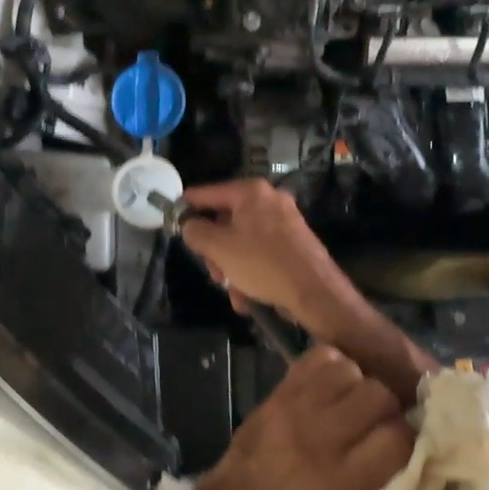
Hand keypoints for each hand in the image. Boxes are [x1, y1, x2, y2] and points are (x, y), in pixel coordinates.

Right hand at [179, 178, 354, 325]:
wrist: (316, 291)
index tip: (173, 218)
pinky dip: (252, 272)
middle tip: (215, 273)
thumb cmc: (262, 263)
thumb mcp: (219, 248)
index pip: (207, 193)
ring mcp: (286, 221)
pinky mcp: (295, 243)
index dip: (187, 206)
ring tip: (235, 293)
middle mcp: (270, 200)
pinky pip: (262, 253)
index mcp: (251, 192)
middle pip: (226, 221)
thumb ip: (196, 232)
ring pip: (243, 242)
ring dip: (233, 268)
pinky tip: (249, 297)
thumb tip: (189, 225)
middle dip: (216, 252)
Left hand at [191, 347, 413, 489]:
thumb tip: (413, 436)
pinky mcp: (280, 390)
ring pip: (352, 370)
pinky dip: (333, 366)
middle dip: (388, 406)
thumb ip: (383, 477)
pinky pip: (321, 357)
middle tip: (379, 418)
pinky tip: (330, 386)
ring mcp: (297, 409)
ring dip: (359, 383)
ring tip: (352, 401)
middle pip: (379, 396)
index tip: (404, 440)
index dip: (408, 436)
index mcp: (344, 483)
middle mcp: (322, 440)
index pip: (398, 439)